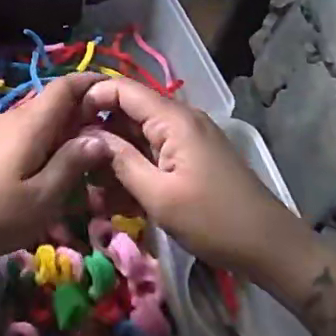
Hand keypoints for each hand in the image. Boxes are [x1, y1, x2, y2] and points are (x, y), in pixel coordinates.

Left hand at [0, 73, 111, 293]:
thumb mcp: (43, 196)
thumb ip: (72, 163)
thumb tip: (101, 136)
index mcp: (31, 122)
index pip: (66, 86)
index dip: (93, 82)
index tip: (121, 91)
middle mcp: (16, 118)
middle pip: (55, 100)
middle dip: (86, 108)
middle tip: (118, 127)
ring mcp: (1, 132)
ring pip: (43, 117)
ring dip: (69, 126)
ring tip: (96, 147)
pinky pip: (30, 132)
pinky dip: (52, 139)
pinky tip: (61, 163)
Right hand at [80, 78, 307, 276]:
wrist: (272, 247)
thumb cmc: (213, 221)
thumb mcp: (158, 196)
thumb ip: (120, 161)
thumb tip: (88, 136)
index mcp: (173, 119)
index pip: (121, 88)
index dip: (90, 97)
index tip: (64, 121)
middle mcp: (180, 117)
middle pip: (129, 107)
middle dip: (98, 126)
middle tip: (70, 150)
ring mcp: (189, 135)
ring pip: (139, 129)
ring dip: (115, 148)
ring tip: (89, 175)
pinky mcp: (193, 153)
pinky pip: (155, 146)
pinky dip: (134, 160)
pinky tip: (116, 187)